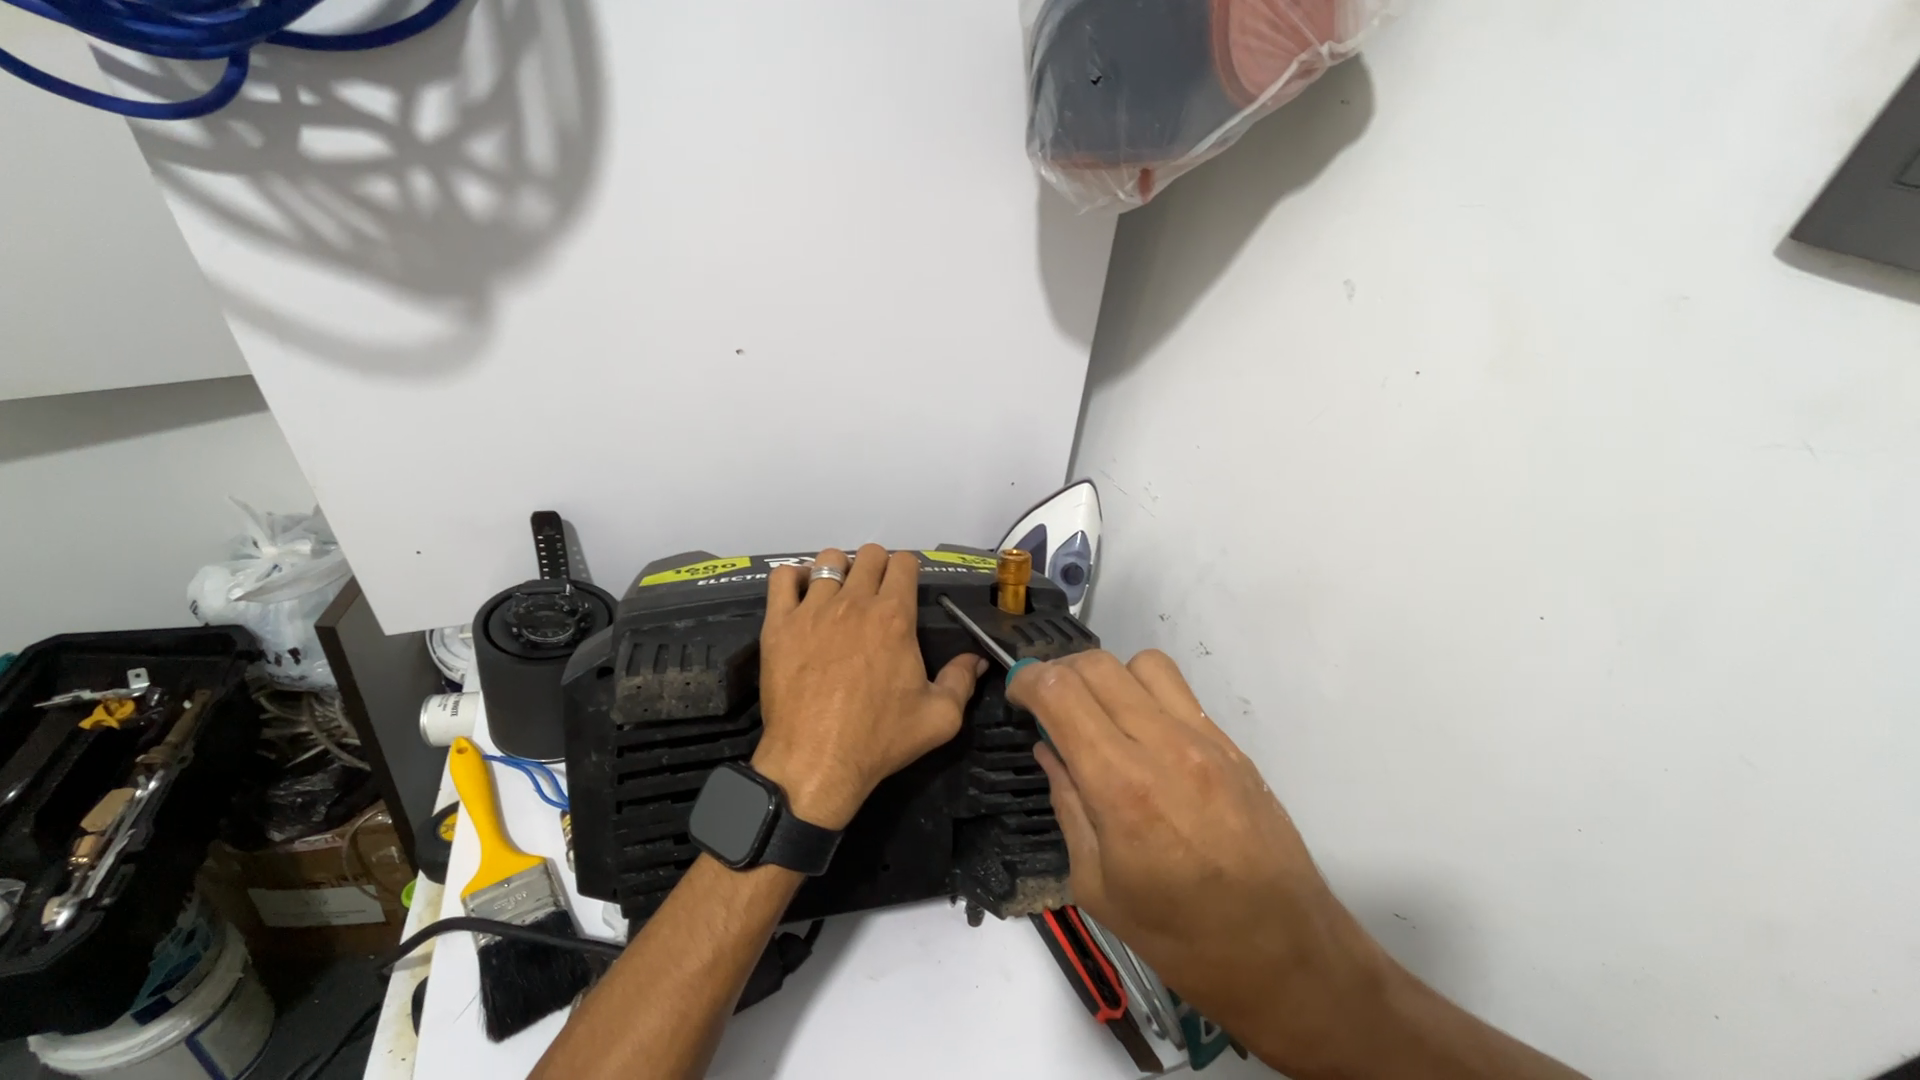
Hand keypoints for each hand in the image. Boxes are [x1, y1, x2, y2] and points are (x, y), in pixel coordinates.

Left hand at [754, 545, 984, 829]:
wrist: (817, 761)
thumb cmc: (880, 739)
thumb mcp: (940, 717)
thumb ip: (962, 681)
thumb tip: (977, 659)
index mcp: (895, 617)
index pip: (903, 563)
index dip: (907, 570)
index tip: (905, 589)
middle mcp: (854, 603)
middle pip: (868, 555)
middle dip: (877, 567)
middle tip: (875, 595)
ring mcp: (812, 610)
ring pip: (828, 560)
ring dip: (839, 571)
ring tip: (838, 596)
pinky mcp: (779, 625)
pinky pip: (783, 578)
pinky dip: (794, 578)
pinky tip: (802, 596)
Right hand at [1010, 650, 1391, 1077]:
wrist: (1283, 954)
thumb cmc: (1179, 937)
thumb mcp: (1097, 885)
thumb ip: (1069, 805)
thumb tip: (1051, 750)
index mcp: (1121, 786)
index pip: (1062, 692)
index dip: (1027, 681)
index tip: (1016, 695)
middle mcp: (1164, 746)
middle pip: (1098, 665)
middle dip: (1059, 673)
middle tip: (1048, 705)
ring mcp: (1206, 740)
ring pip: (1143, 663)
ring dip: (1109, 677)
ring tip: (1100, 716)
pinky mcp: (1233, 746)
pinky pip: (1181, 693)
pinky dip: (1148, 696)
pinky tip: (1144, 738)